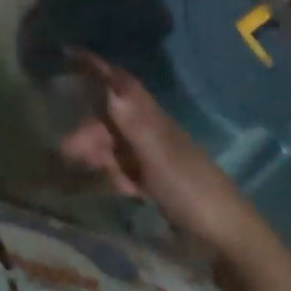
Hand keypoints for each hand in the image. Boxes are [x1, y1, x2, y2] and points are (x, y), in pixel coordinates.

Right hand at [57, 51, 260, 246]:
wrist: (227, 238)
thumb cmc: (191, 189)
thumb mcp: (157, 155)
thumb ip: (132, 120)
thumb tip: (108, 82)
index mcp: (153, 119)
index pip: (122, 83)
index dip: (97, 67)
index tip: (68, 52)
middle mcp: (151, 132)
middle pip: (111, 119)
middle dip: (86, 127)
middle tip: (62, 149)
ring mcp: (154, 158)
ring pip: (115, 145)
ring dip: (94, 152)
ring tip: (73, 167)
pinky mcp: (156, 183)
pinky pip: (124, 169)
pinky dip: (109, 173)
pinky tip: (101, 182)